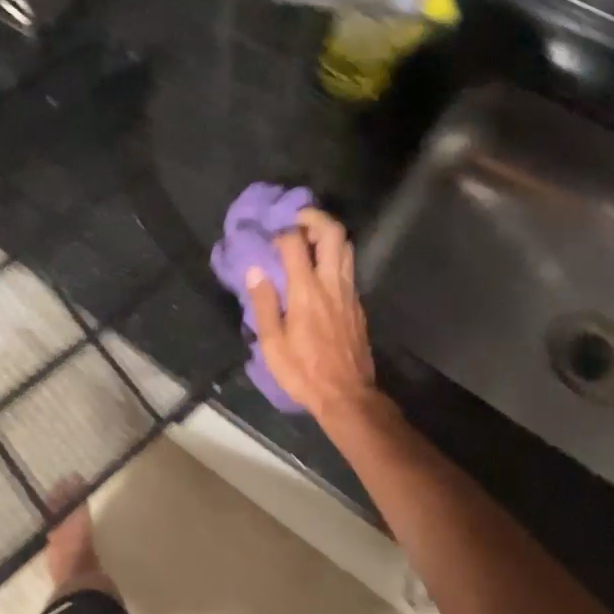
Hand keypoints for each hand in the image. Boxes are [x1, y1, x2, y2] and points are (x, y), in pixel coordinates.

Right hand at [245, 208, 381, 423]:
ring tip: (309, 240)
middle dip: (315, 218)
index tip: (271, 241)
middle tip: (297, 220)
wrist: (348, 395)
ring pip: (347, 247)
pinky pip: (349, 267)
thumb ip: (264, 303)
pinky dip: (336, 256)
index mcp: (307, 291)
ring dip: (328, 235)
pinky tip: (321, 269)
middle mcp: (332, 284)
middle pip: (333, 234)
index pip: (296, 243)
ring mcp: (349, 292)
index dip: (282, 233)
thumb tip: (255, 270)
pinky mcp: (357, 304)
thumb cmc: (304, 372)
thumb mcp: (273, 343)